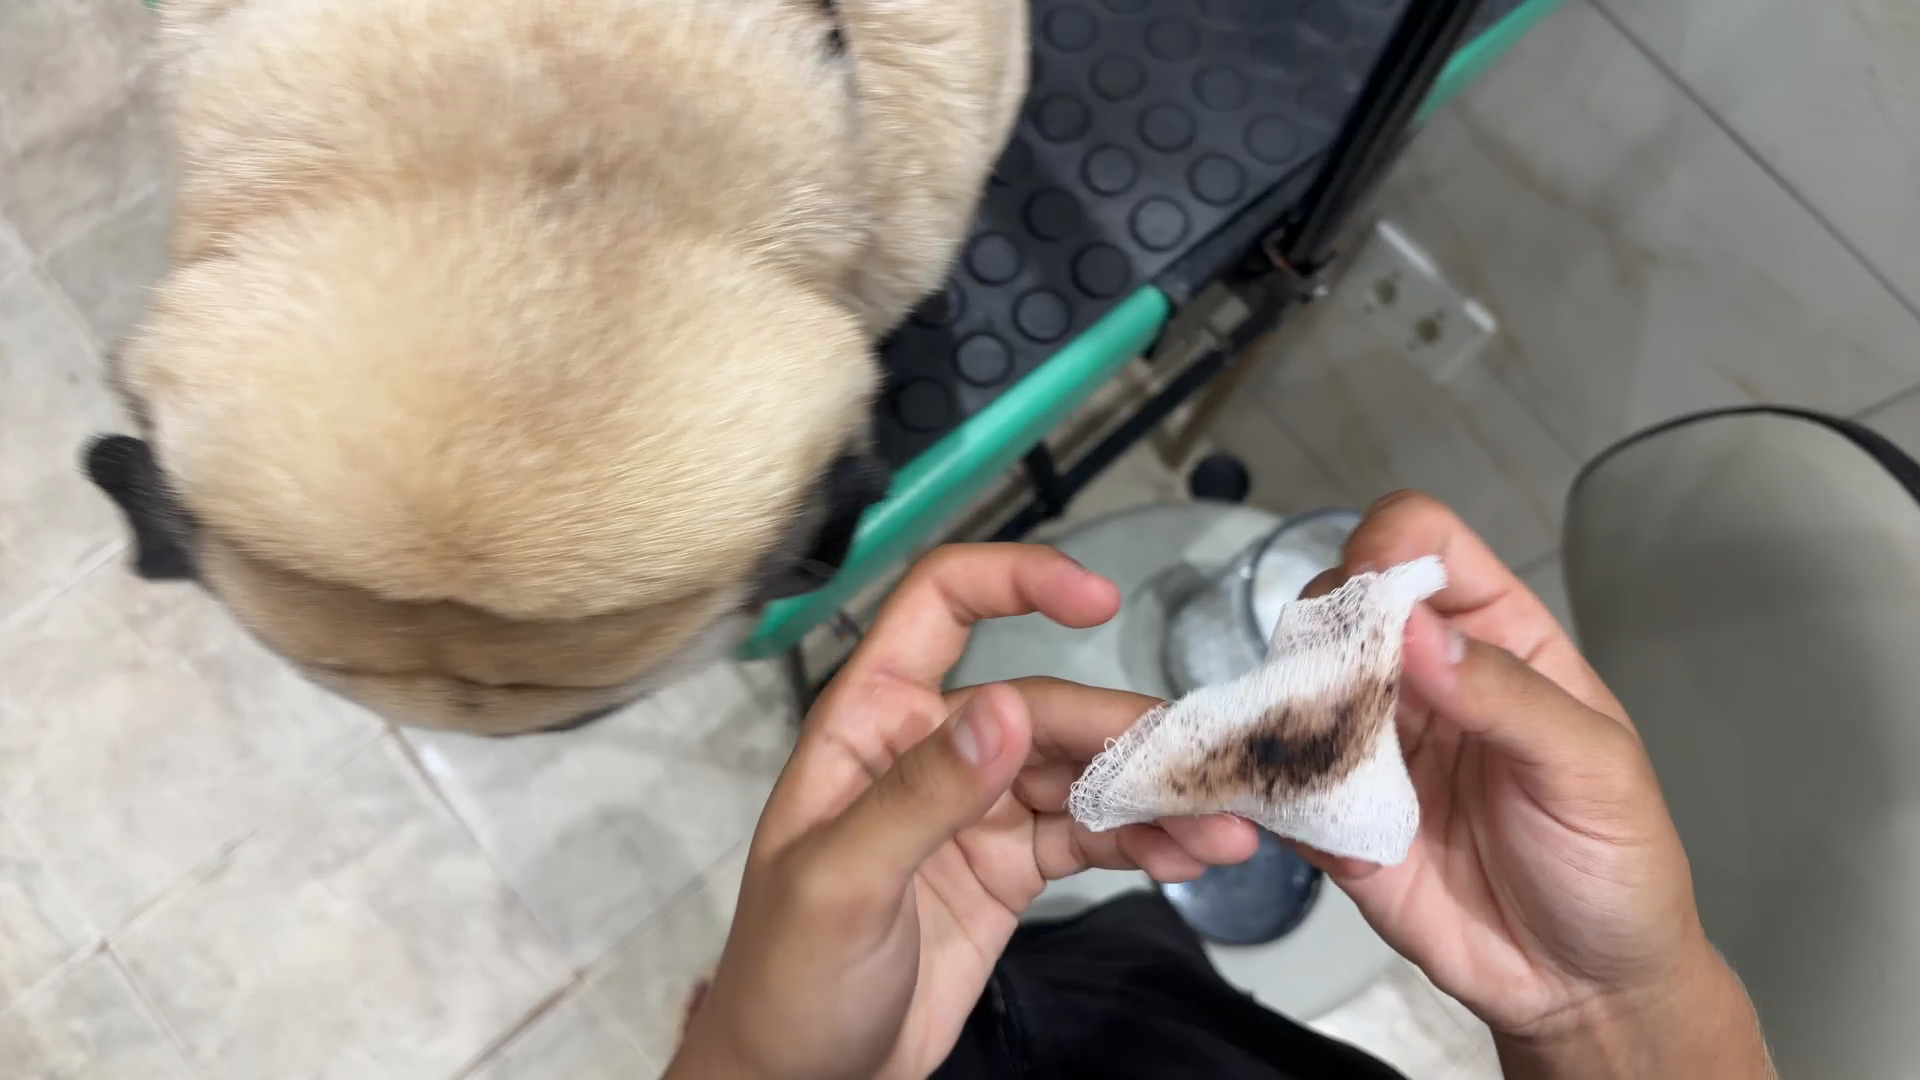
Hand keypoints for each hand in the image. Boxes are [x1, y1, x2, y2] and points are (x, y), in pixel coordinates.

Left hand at [667, 544, 1258, 1079]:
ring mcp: (981, 799)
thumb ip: (920, 794)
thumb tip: (1005, 708)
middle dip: (1119, 734)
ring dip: (1149, 792)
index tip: (1098, 598)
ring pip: (1078, 768)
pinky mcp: (1015, 858)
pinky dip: (1141, 839)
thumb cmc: (789, 973)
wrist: (807, 1078)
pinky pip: (1089, 832)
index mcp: (875, 716)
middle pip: (1042, 705)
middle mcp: (935, 741)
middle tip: (1196, 772)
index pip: (941, 603)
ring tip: (1219, 827)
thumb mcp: (840, 883)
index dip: (1016, 578)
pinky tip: (1188, 854)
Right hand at [1300, 492, 1769, 1076]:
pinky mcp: (1318, 787)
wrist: (1570, 984)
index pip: (1424, 543)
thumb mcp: (1595, 771)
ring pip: (1290, 670)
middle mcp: (1409, 668)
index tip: (1368, 578)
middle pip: (1337, 598)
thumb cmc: (1610, 862)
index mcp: (1486, 635)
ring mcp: (1357, 727)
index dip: (1389, 540)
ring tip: (1314, 744)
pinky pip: (1269, 755)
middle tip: (1340, 684)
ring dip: (1286, 694)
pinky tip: (1281, 786)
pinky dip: (1259, 760)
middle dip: (1325, 626)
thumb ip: (1509, 695)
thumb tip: (1408, 627)